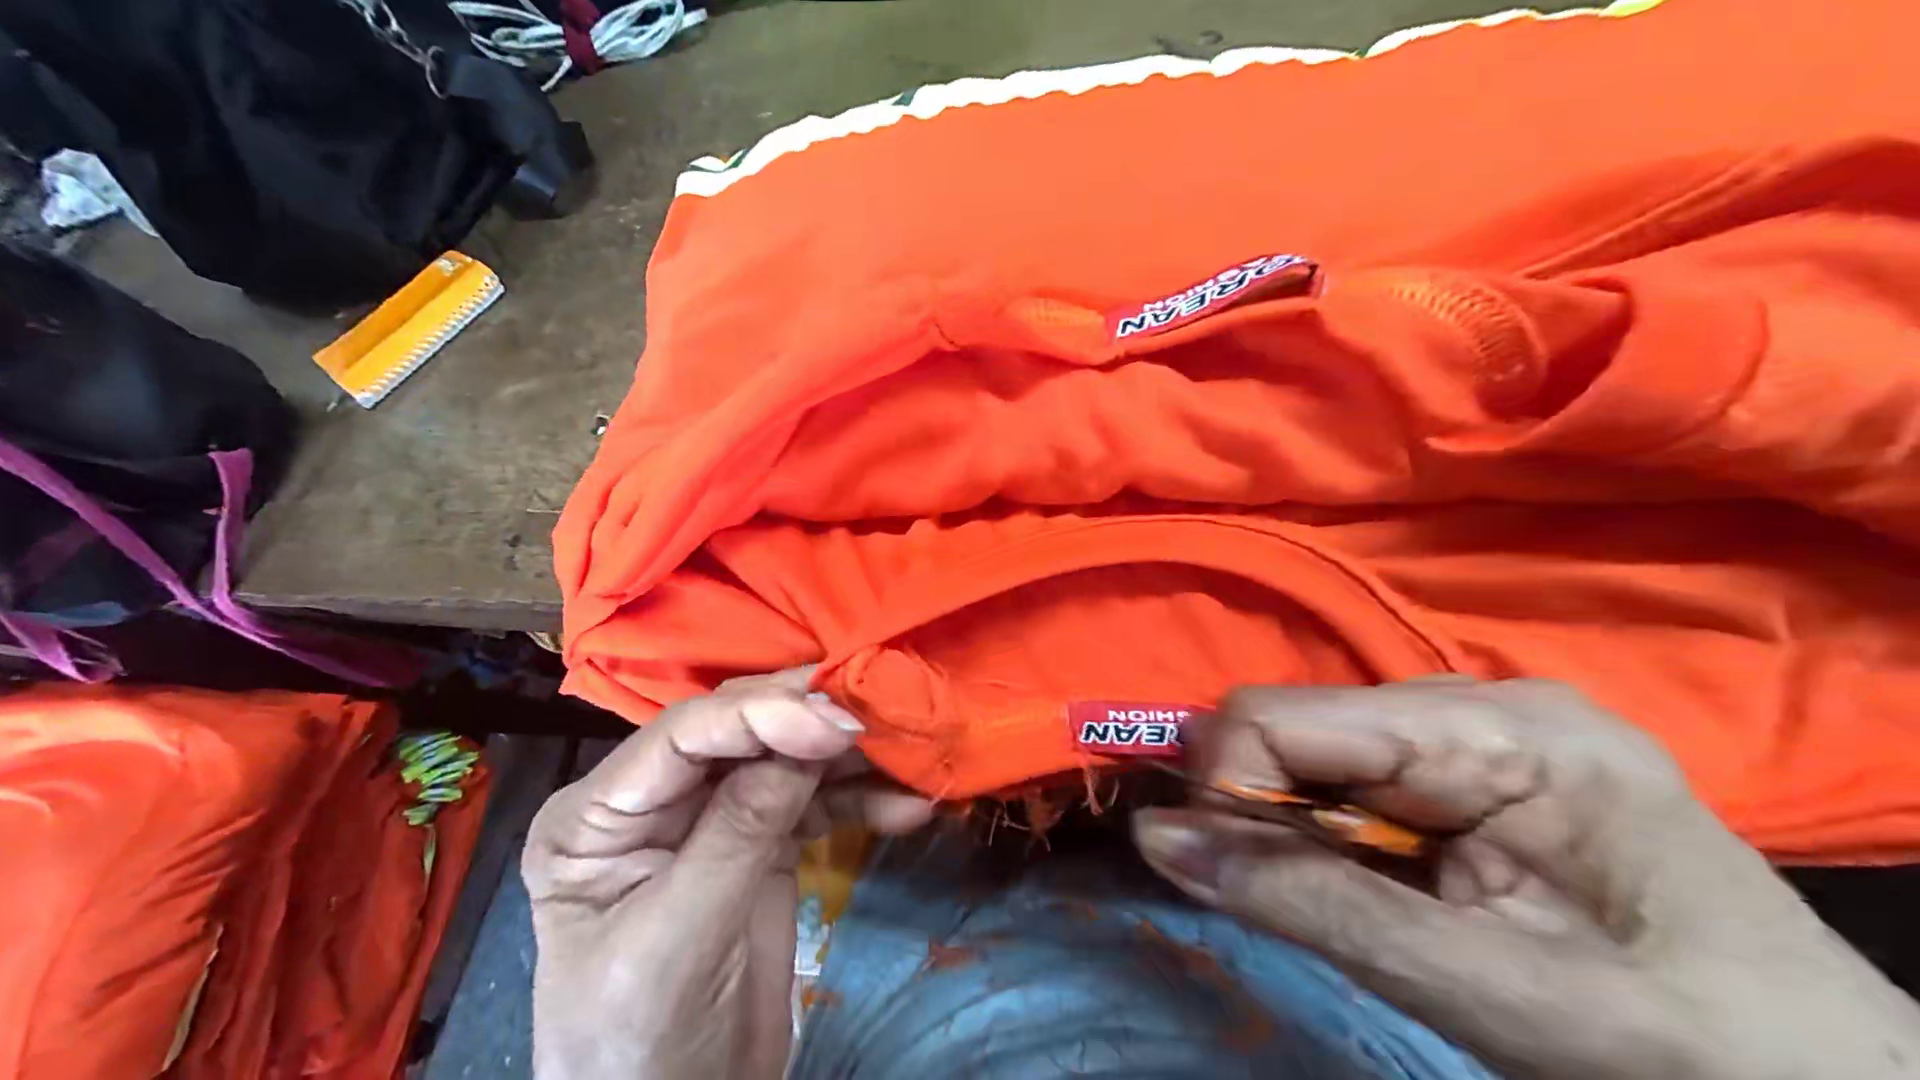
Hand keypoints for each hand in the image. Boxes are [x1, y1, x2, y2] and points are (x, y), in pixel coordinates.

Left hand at [524, 669, 933, 1079]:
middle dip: (812, 719)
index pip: (682, 734)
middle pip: (740, 731)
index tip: (838, 721)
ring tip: (909, 752)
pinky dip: (862, 801)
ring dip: (850, 757)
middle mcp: (655, 797)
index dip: (763, 714)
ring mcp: (712, 814)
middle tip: (883, 713)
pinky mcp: (763, 838)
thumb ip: (740, 832)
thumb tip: (813, 737)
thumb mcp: (679, 939)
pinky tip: (906, 805)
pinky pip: (816, 802)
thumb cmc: (638, 1048)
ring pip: (787, 758)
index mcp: (598, 814)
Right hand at [1133, 678, 1919, 1079]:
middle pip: (1296, 726)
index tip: (1221, 870)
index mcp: (1504, 730)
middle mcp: (1477, 704)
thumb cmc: (1702, 1059)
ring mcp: (1475, 733)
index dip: (1228, 786)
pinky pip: (1350, 779)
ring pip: (1313, 752)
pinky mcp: (1470, 769)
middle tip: (1279, 895)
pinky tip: (1370, 881)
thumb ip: (1315, 907)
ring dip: (1290, 825)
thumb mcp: (1498, 995)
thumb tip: (1155, 839)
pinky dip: (1325, 832)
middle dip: (1257, 807)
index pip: (1288, 714)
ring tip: (1348, 901)